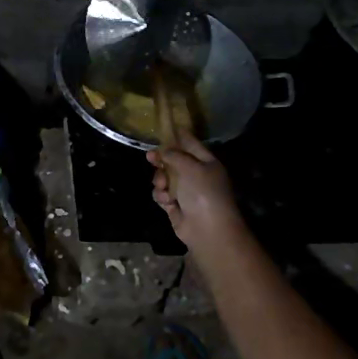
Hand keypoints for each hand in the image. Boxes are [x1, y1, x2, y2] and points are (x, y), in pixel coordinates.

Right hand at [147, 135, 245, 252]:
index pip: (191, 143)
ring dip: (160, 180)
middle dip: (162, 159)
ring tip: (163, 186)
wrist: (207, 229)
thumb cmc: (203, 193)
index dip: (177, 136)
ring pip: (165, 177)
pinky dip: (161, 195)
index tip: (163, 129)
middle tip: (150, 157)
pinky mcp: (175, 205)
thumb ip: (175, 155)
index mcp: (206, 162)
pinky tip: (166, 200)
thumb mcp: (191, 167)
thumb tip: (164, 150)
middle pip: (174, 160)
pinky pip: (161, 194)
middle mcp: (196, 174)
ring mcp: (185, 191)